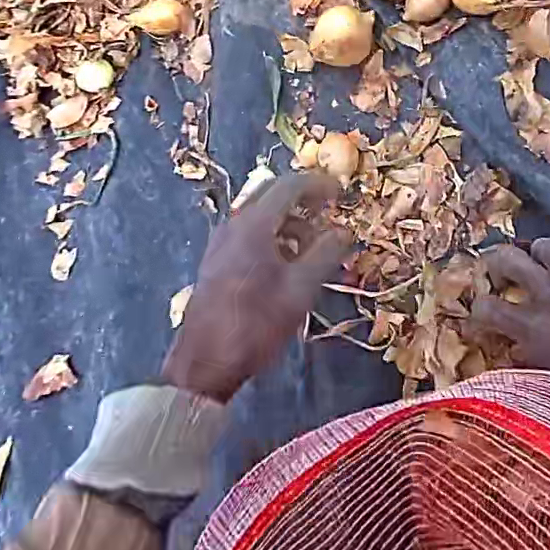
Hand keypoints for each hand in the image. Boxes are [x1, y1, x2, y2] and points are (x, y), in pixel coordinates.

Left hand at [161, 171, 352, 401]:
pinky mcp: (218, 260)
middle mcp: (234, 224)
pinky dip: (274, 234)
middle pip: (272, 194)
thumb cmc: (255, 324)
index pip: (289, 185)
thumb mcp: (300, 289)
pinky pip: (250, 232)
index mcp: (253, 224)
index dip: (318, 185)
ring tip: (314, 244)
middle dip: (303, 198)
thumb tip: (345, 231)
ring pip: (261, 214)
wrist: (204, 364)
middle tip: (328, 212)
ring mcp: (222, 242)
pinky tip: (288, 261)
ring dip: (290, 219)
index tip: (340, 194)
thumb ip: (326, 254)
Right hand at [473, 238, 549, 474]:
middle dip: (494, 264)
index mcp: (538, 332)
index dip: (474, 310)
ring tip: (536, 264)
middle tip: (494, 272)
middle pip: (507, 260)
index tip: (473, 315)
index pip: (487, 309)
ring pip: (544, 246)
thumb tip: (516, 361)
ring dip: (535, 255)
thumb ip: (538, 372)